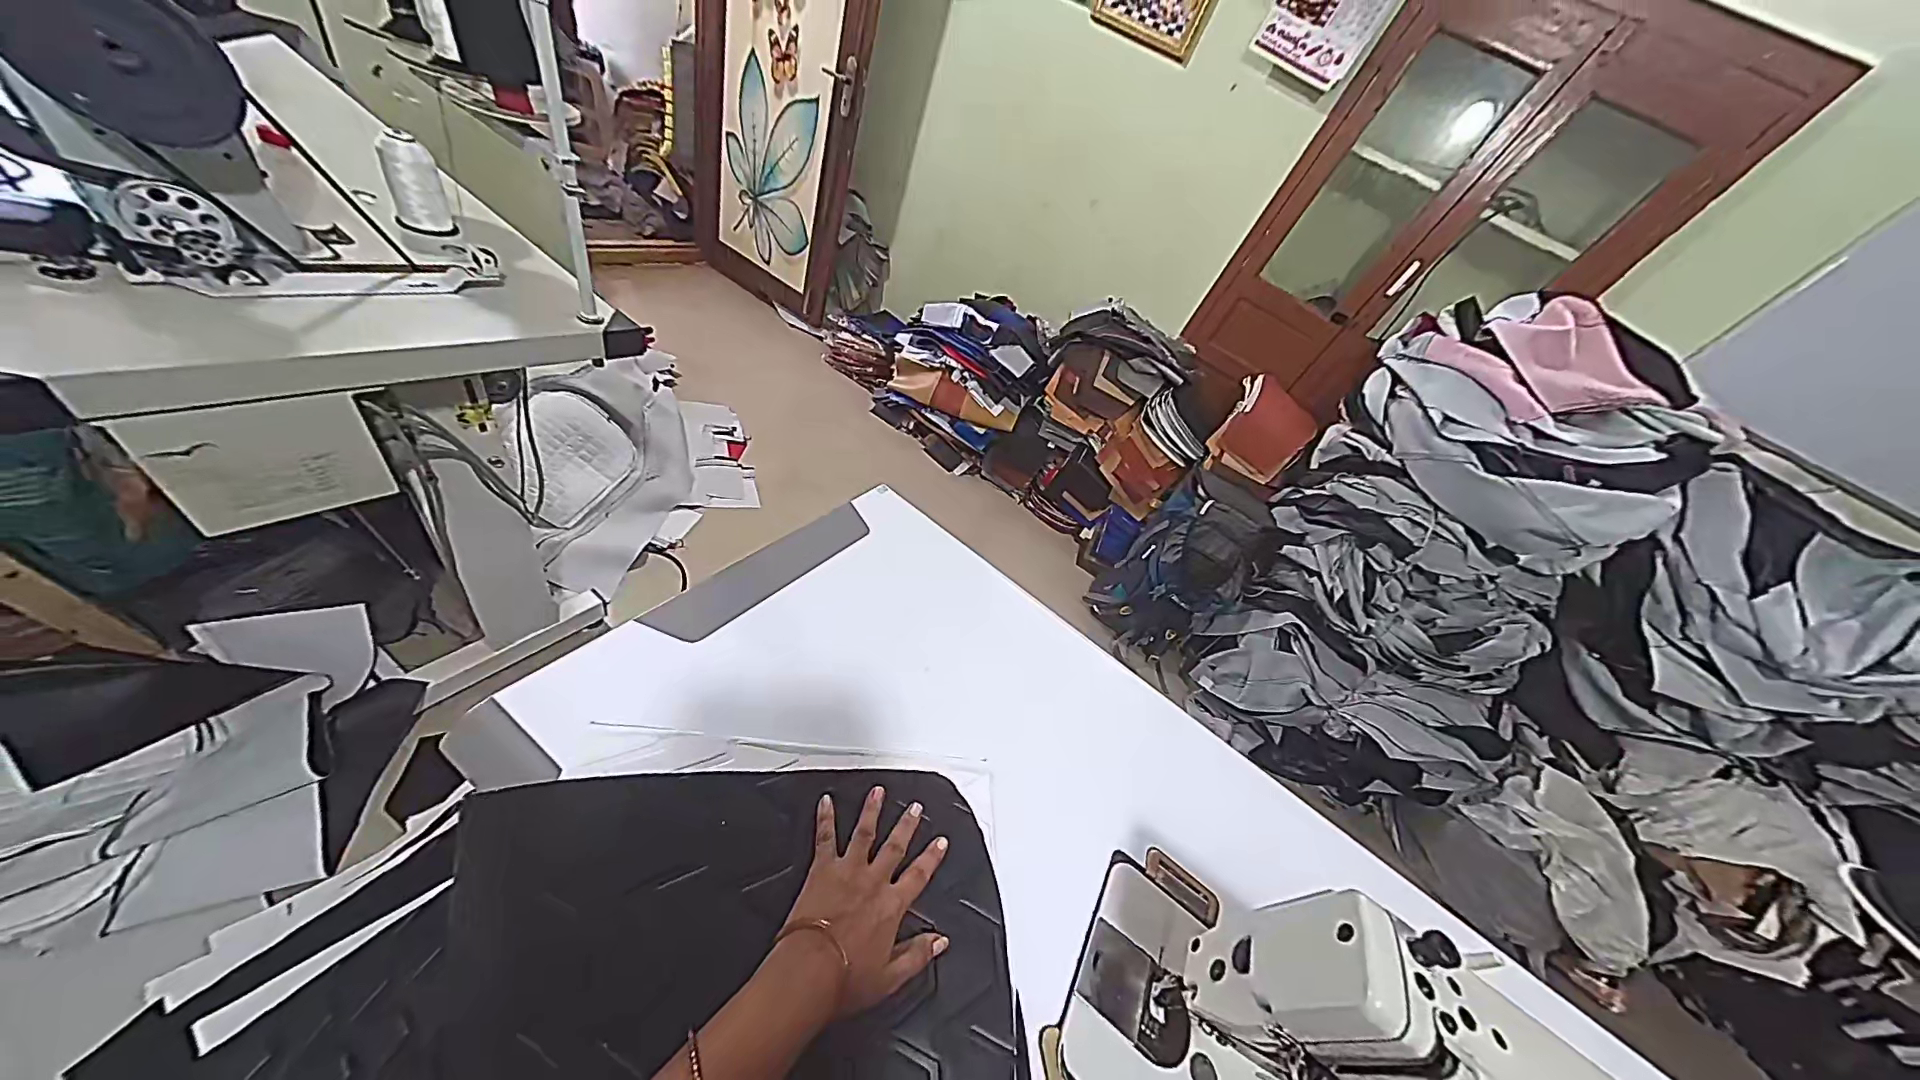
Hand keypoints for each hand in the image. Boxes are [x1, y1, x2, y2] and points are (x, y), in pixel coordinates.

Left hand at [782, 786, 950, 1016]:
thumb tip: (940, 942)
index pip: (919, 875)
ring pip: (864, 833)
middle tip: (915, 808)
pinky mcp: (822, 870)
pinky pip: (825, 838)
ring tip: (878, 792)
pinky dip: (825, 818)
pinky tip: (826, 802)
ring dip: (872, 810)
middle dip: (907, 825)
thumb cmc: (845, 978)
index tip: (940, 842)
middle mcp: (873, 882)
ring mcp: (847, 871)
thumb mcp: (890, 977)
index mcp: (891, 906)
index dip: (932, 857)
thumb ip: (918, 955)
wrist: (809, 972)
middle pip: (895, 846)